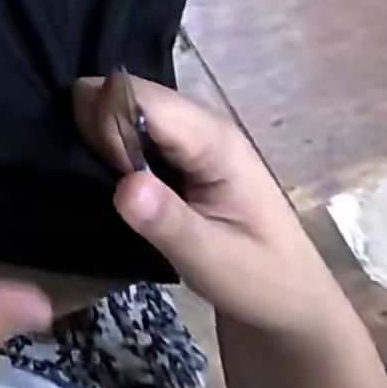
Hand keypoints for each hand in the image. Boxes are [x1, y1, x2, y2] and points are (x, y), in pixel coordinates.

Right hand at [73, 76, 344, 337]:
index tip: (116, 178)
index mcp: (211, 136)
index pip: (135, 95)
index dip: (108, 126)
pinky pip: (119, 119)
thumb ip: (170, 225)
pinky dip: (104, 141)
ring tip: (115, 183)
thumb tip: (125, 186)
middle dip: (96, 126)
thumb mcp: (219, 266)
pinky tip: (119, 179)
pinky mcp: (168, 139)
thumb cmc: (262, 282)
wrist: (290, 299)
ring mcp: (180, 125)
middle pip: (117, 88)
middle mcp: (193, 116)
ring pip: (113, 99)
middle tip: (111, 181)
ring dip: (97, 135)